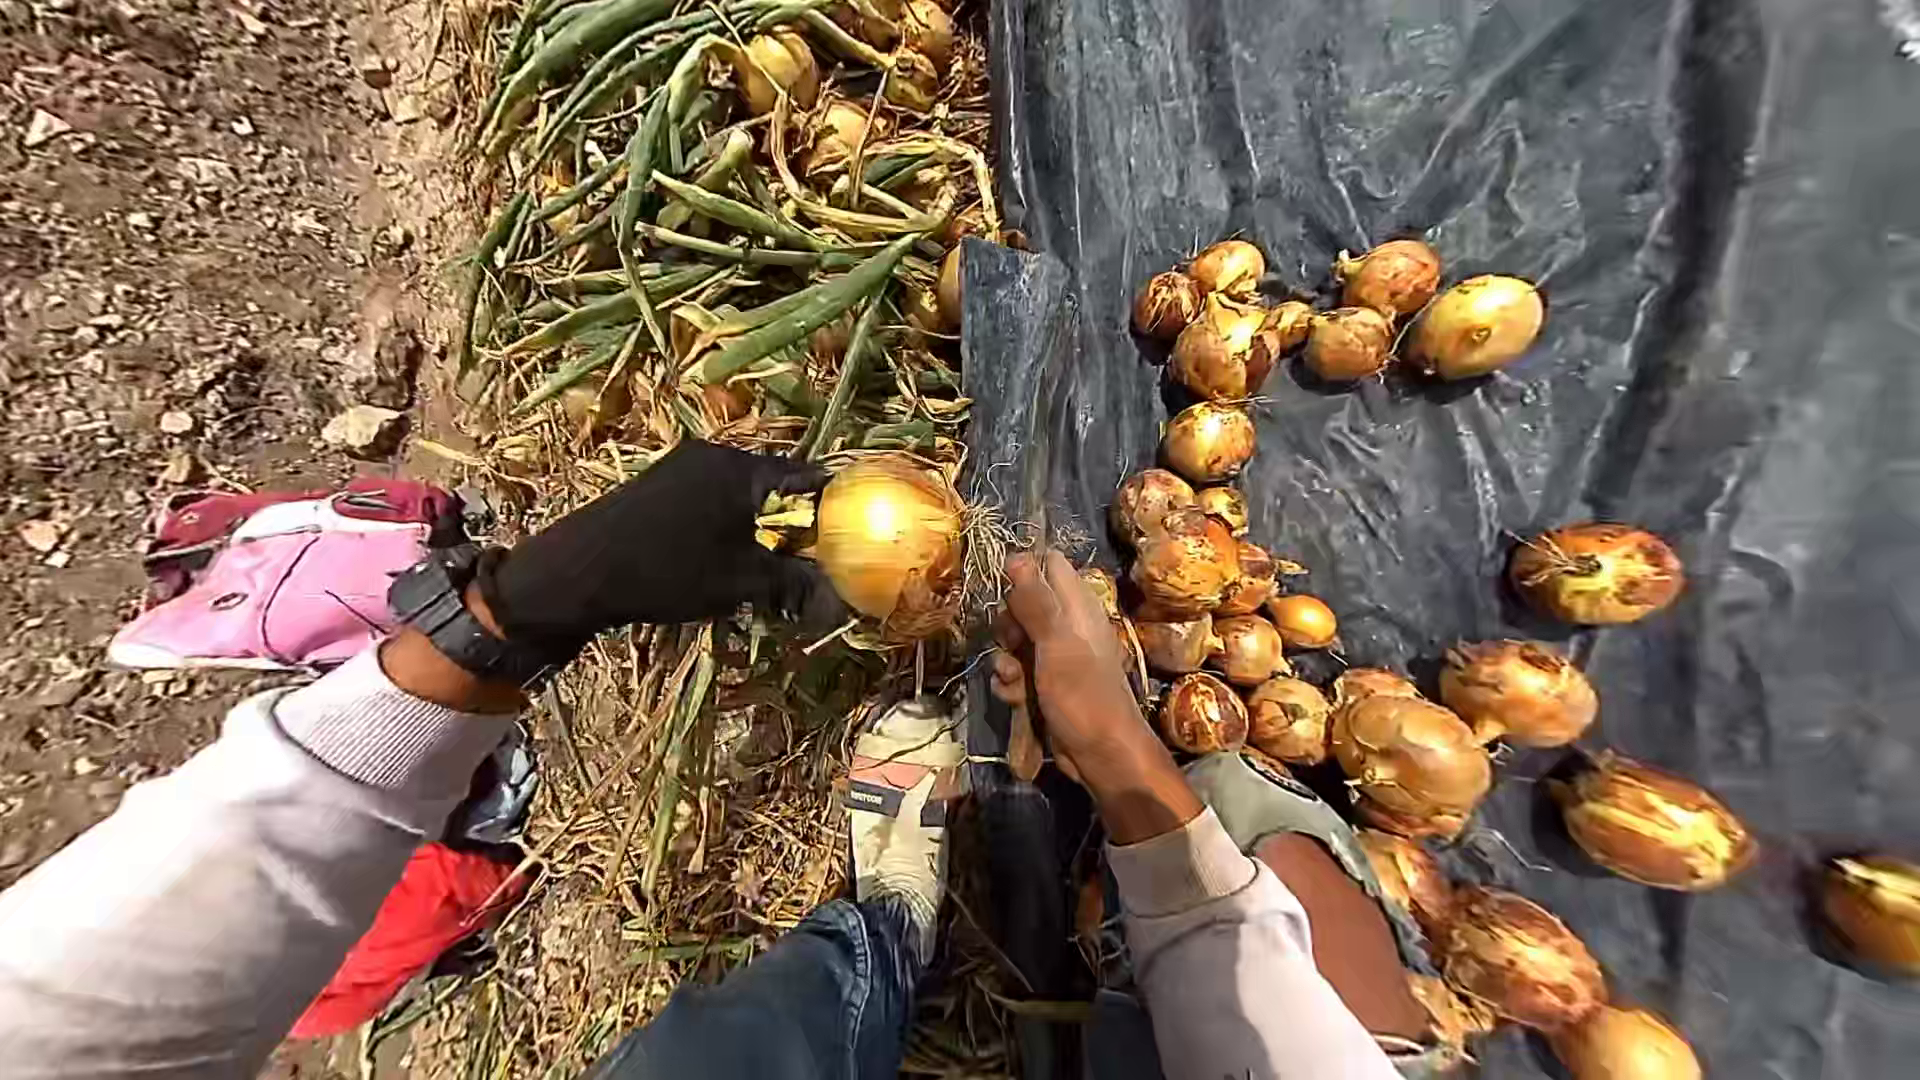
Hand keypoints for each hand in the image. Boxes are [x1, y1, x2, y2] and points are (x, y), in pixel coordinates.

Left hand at [476, 441, 844, 659]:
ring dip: (761, 519)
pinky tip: (724, 548)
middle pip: (775, 481)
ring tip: (766, 555)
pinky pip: (714, 492)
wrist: (575, 572)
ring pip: (743, 488)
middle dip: (794, 516)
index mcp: (742, 469)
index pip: (806, 476)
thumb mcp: (743, 581)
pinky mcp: (661, 478)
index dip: (829, 504)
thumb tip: (842, 600)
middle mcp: (715, 453)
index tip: (843, 531)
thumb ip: (796, 583)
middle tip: (806, 551)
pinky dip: (730, 516)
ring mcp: (683, 462)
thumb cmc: (669, 571)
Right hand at [991, 549, 1200, 842]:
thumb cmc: (1085, 696)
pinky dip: (1011, 682)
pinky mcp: (1044, 681)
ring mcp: (1055, 653)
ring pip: (1014, 639)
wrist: (1101, 757)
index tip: (1007, 591)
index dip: (1024, 571)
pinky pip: (1015, 669)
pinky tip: (1015, 698)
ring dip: (1006, 659)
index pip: (1048, 563)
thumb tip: (1017, 556)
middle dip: (1009, 623)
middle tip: (1014, 642)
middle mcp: (1066, 623)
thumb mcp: (1058, 644)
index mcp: (1077, 605)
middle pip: (1022, 602)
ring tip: (1016, 679)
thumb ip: (1037, 600)